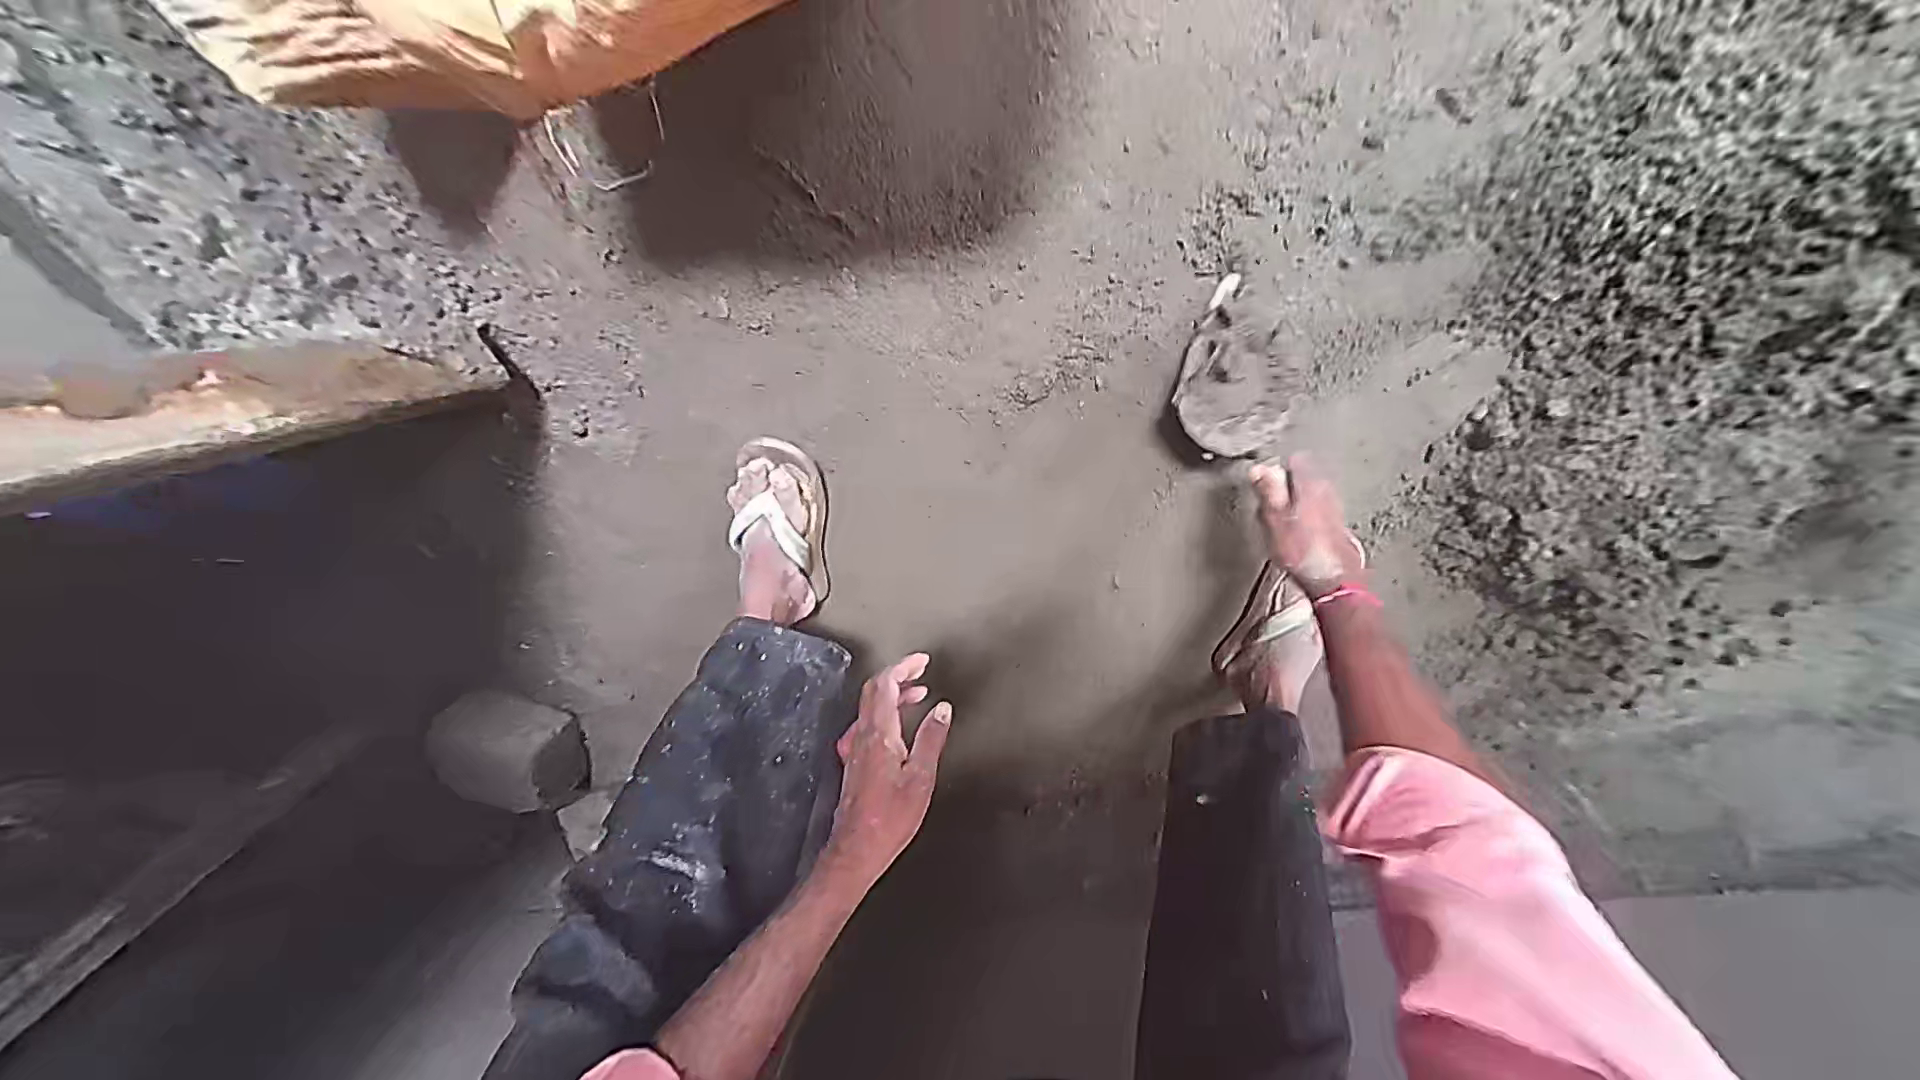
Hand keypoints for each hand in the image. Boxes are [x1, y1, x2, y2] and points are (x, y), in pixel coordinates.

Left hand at [823, 653, 951, 886]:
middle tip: (919, 671)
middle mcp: (862, 735)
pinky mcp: (855, 760)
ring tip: (917, 694)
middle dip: (898, 674)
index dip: (904, 666)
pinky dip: (886, 711)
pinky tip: (899, 725)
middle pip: (874, 689)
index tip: (921, 660)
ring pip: (871, 705)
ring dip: (893, 693)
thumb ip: (931, 738)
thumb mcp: (921, 777)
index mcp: (879, 733)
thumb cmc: (888, 818)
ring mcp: (855, 747)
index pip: (886, 684)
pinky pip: (868, 722)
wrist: (856, 849)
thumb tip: (942, 709)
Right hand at [1249, 454, 1364, 597]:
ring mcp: (1335, 508)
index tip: (1262, 481)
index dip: (1275, 469)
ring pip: (1311, 492)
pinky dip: (1305, 514)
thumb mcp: (1275, 520)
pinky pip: (1318, 508)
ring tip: (1281, 519)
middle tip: (1268, 503)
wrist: (1333, 580)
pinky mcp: (1338, 524)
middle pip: (1304, 476)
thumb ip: (1268, 491)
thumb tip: (1259, 468)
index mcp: (1311, 486)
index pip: (1295, 461)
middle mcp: (1327, 492)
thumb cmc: (1303, 553)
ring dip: (1296, 500)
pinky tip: (1298, 531)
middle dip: (1285, 485)